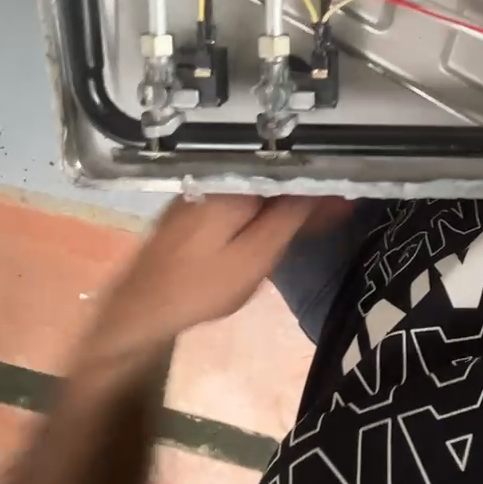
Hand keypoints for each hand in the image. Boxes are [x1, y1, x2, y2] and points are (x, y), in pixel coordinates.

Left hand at [73, 195, 339, 376]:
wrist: (134, 314)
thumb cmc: (199, 290)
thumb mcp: (255, 257)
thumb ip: (289, 218)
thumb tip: (325, 186)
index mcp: (234, 185)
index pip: (290, 169)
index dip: (322, 179)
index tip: (348, 192)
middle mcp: (216, 177)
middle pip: (274, 175)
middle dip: (309, 189)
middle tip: (341, 209)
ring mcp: (201, 191)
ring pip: (259, 187)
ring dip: (290, 198)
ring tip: (323, 215)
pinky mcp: (194, 207)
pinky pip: (242, 197)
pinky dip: (266, 207)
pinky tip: (284, 220)